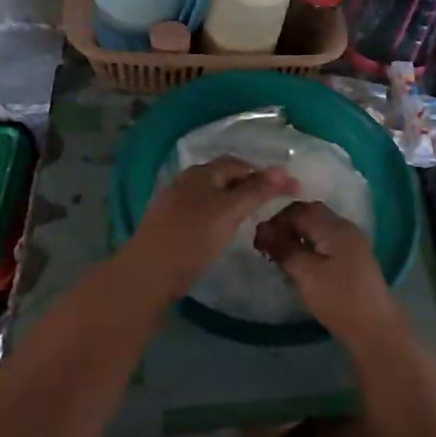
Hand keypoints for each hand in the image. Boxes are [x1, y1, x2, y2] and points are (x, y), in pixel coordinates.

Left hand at [120, 157, 298, 298]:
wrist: (149, 273)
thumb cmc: (192, 237)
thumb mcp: (229, 211)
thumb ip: (256, 190)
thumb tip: (284, 171)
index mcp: (200, 173)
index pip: (238, 164)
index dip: (264, 173)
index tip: (287, 190)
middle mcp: (186, 182)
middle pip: (223, 177)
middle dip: (248, 185)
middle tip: (271, 203)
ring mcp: (175, 202)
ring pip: (211, 195)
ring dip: (233, 200)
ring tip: (252, 217)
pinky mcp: (170, 224)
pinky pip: (201, 211)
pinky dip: (218, 214)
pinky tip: (224, 230)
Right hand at [254, 201, 404, 347]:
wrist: (376, 329)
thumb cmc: (339, 300)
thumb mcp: (306, 274)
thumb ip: (284, 248)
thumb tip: (262, 229)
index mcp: (335, 228)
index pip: (299, 210)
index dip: (276, 221)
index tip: (259, 242)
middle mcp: (345, 228)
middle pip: (310, 214)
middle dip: (286, 226)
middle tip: (268, 247)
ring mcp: (351, 242)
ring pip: (317, 227)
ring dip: (296, 235)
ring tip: (279, 256)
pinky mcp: (352, 257)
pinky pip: (325, 240)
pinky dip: (308, 245)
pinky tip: (298, 262)